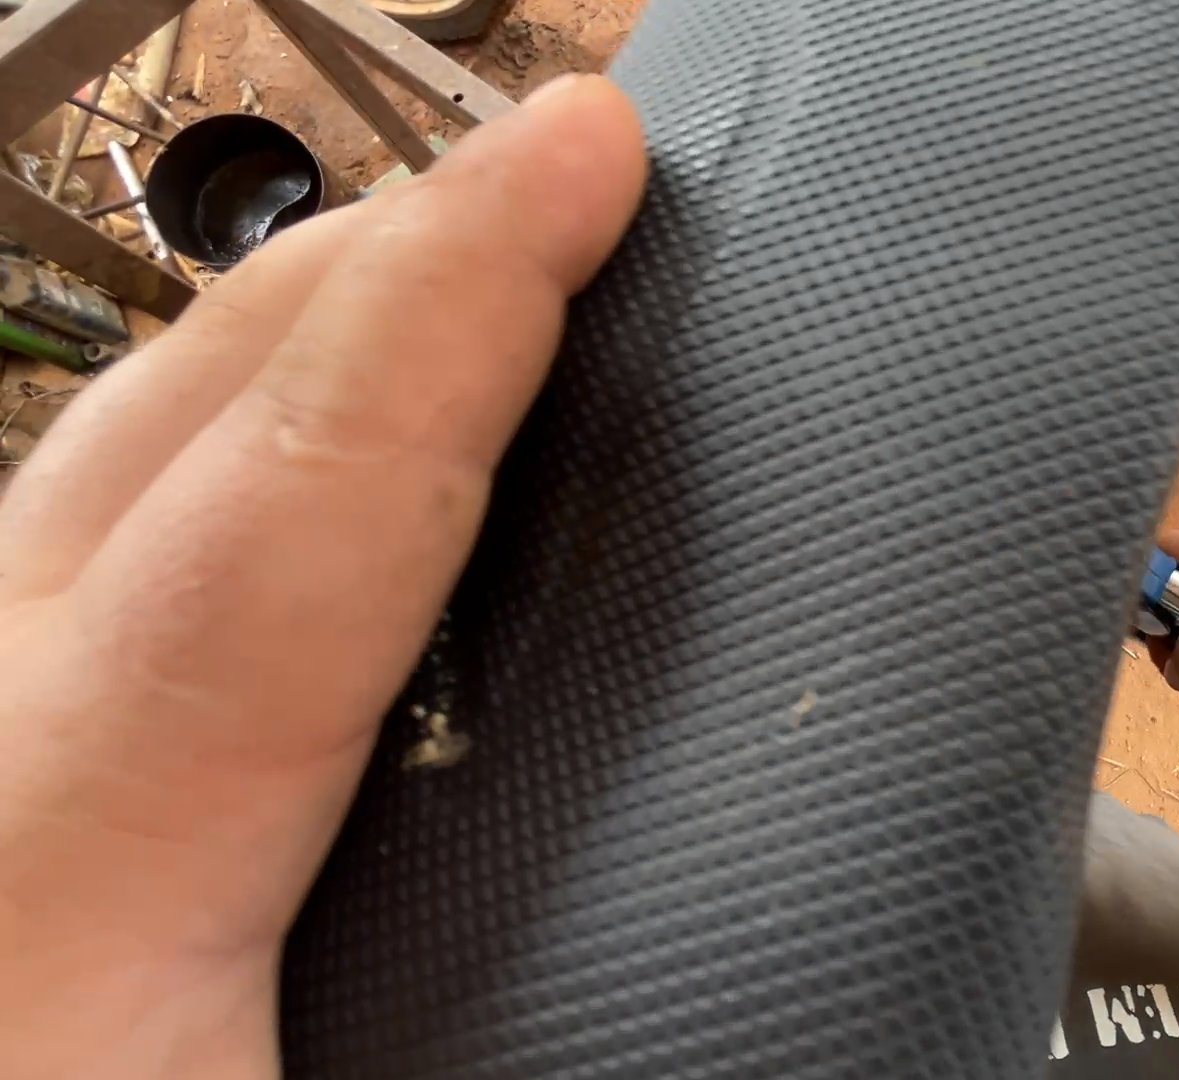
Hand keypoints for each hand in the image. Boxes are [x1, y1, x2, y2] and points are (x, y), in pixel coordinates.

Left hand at [0, 75, 644, 1077]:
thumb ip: (530, 984)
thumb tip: (750, 922)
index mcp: (77, 863)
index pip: (332, 487)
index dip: (483, 283)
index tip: (596, 147)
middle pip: (222, 400)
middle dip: (415, 246)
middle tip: (568, 167)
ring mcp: (1, 747)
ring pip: (160, 429)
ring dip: (356, 316)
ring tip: (503, 254)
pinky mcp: (34, 768)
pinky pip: (151, 519)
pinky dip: (294, 428)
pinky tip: (400, 424)